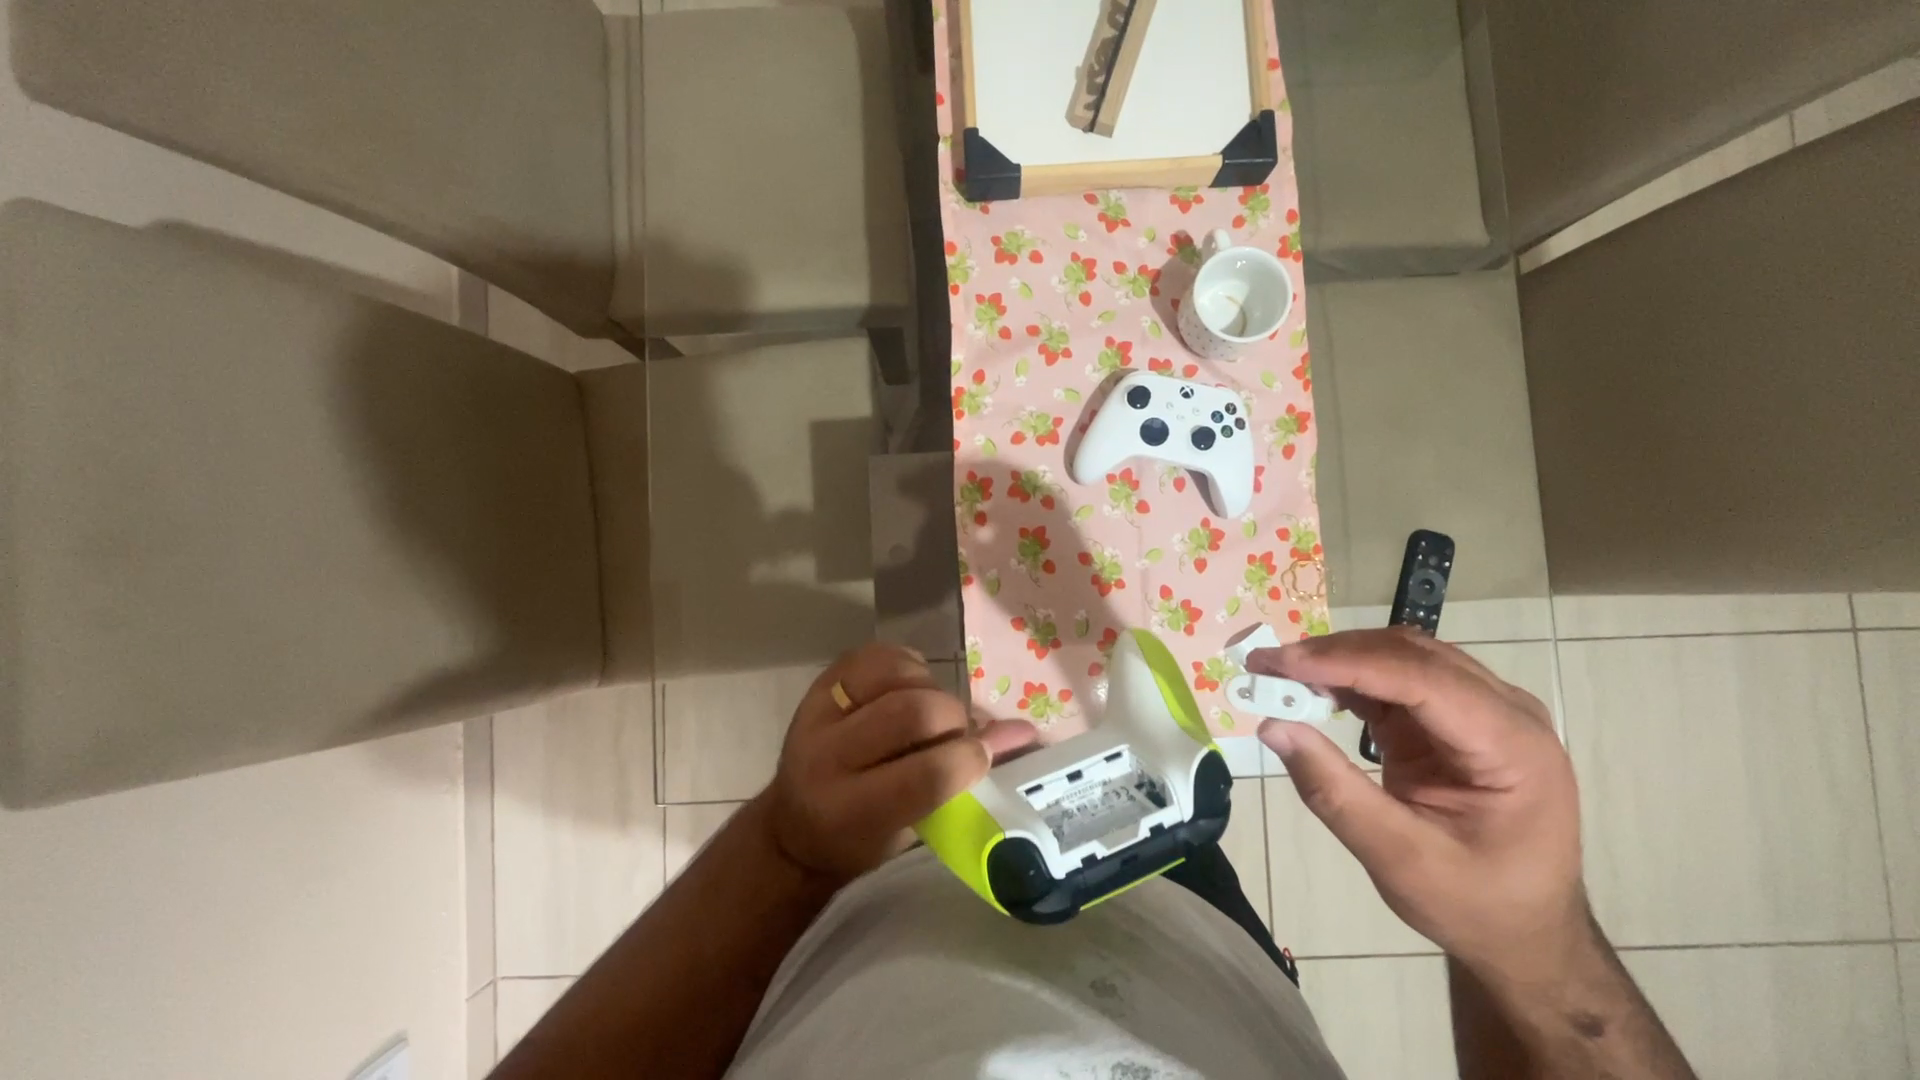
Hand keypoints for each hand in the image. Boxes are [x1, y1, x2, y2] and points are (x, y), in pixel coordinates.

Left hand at [752, 644, 1038, 885]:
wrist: (795, 825)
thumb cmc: (865, 838)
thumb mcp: (914, 827)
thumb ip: (964, 781)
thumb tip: (1023, 733)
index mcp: (850, 811)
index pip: (927, 775)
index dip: (968, 759)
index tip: (981, 756)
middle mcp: (825, 759)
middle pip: (912, 713)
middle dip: (952, 719)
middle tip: (955, 733)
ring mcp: (817, 714)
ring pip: (894, 674)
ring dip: (929, 687)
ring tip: (930, 709)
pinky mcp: (818, 685)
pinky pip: (875, 654)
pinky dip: (905, 665)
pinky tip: (910, 687)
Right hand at [1252, 628, 1588, 984]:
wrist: (1524, 932)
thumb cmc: (1474, 903)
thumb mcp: (1400, 859)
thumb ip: (1335, 793)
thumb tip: (1271, 727)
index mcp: (1512, 746)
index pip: (1423, 679)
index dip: (1348, 663)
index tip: (1280, 664)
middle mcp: (1505, 713)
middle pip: (1412, 656)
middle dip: (1335, 653)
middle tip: (1265, 665)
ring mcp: (1481, 711)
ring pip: (1402, 658)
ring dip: (1339, 660)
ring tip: (1279, 675)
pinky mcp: (1453, 719)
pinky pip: (1397, 681)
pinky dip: (1350, 680)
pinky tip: (1311, 689)